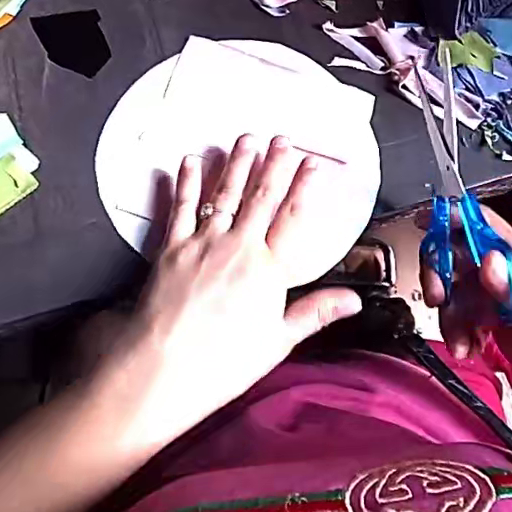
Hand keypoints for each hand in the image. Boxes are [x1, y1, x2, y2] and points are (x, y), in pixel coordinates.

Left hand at [105, 135, 363, 446]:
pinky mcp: (172, 249)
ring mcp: (203, 245)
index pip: (292, 216)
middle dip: (274, 163)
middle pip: (261, 196)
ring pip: (226, 194)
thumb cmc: (219, 363)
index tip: (311, 164)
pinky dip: (188, 182)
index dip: (304, 186)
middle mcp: (238, 248)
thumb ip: (315, 312)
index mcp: (268, 270)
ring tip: (246, 140)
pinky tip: (193, 163)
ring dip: (237, 164)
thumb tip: (350, 301)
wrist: (162, 371)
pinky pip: (182, 208)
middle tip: (282, 140)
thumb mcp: (278, 340)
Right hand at [421, 206, 511, 402]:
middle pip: (457, 254)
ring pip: (455, 290)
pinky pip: (461, 315)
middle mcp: (506, 271)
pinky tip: (471, 348)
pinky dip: (458, 332)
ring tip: (461, 342)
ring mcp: (497, 294)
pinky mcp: (492, 318)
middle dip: (440, 274)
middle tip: (438, 298)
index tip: (426, 223)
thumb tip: (488, 259)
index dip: (451, 216)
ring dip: (450, 315)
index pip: (481, 223)